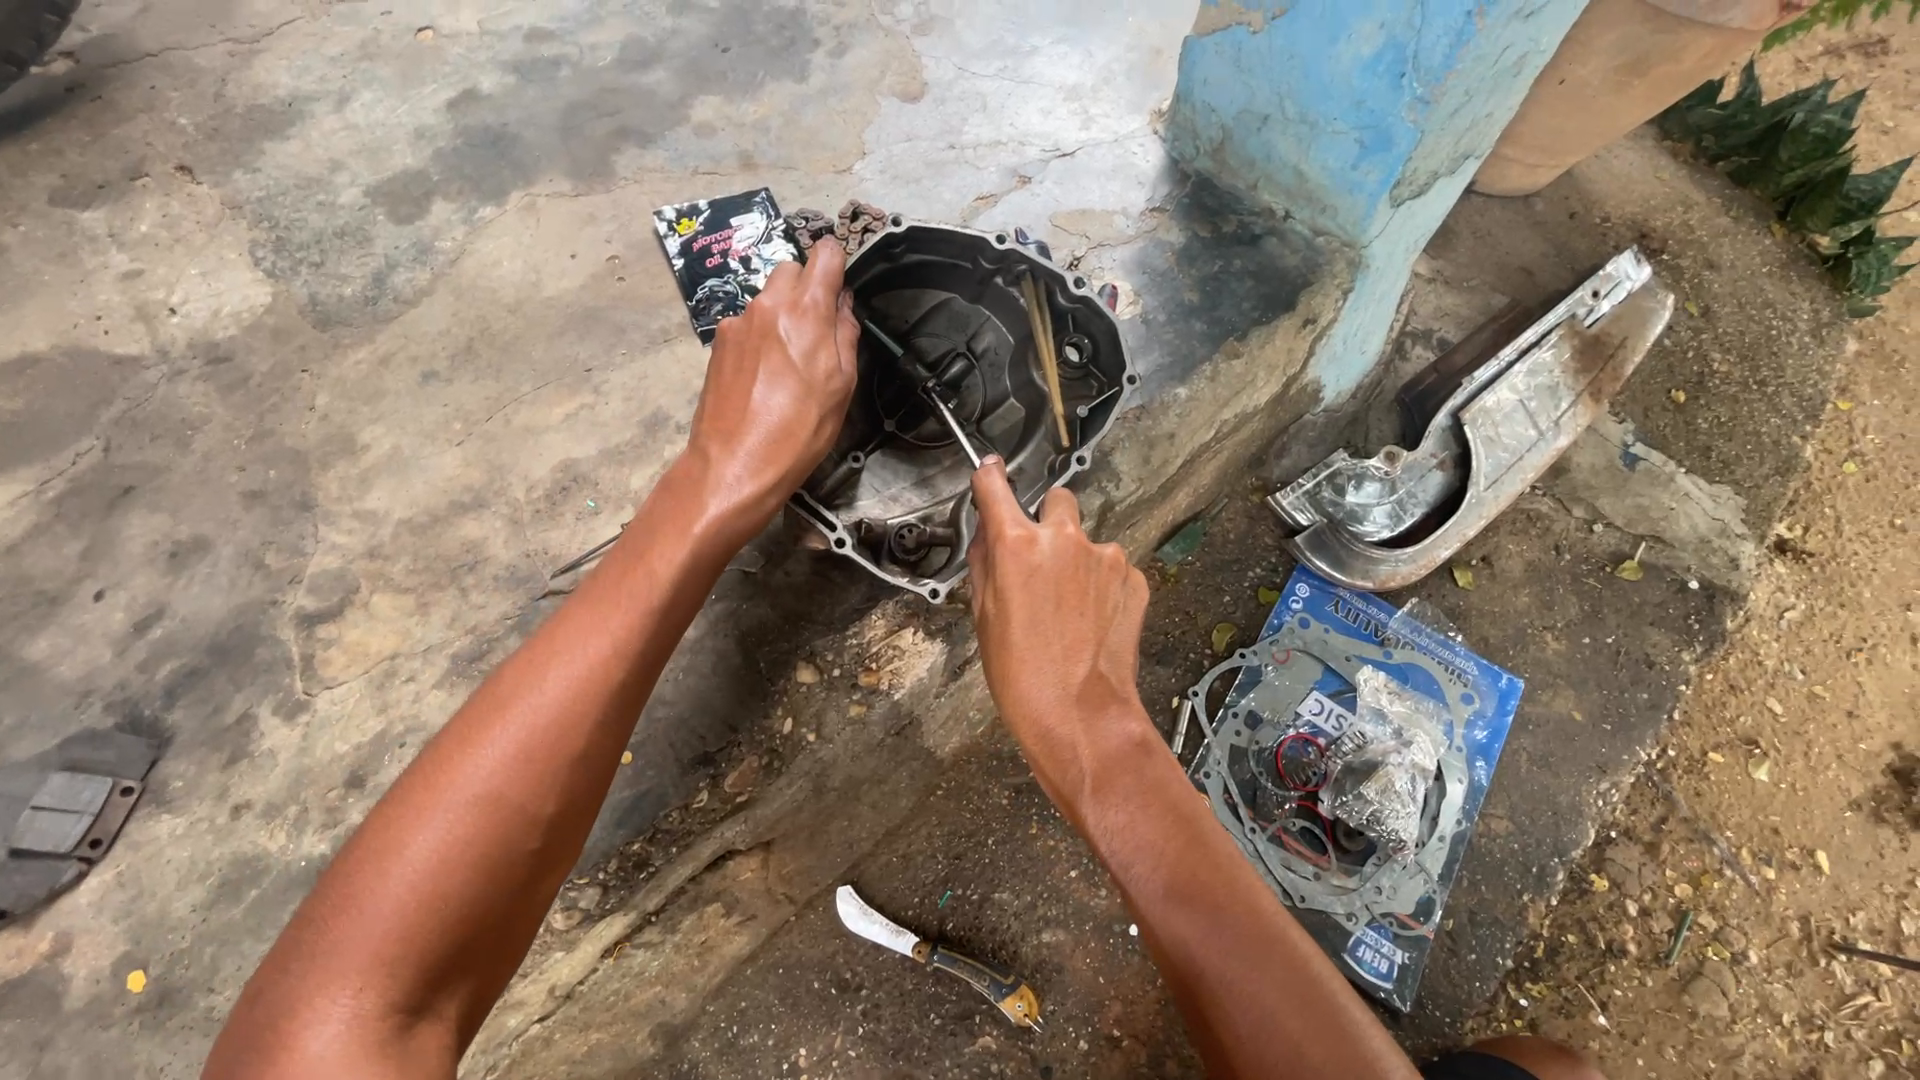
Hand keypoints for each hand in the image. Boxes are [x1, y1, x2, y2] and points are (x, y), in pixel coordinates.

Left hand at [679, 242, 859, 533]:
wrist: (735, 464)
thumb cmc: (798, 431)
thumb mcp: (842, 387)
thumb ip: (846, 336)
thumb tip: (843, 305)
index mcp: (805, 312)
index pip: (824, 254)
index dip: (836, 262)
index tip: (841, 284)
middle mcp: (768, 306)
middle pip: (791, 270)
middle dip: (807, 289)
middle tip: (818, 330)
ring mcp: (737, 323)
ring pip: (767, 298)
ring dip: (782, 315)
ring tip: (790, 362)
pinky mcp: (718, 344)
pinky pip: (747, 325)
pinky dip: (760, 337)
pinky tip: (764, 376)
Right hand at [967, 458, 1151, 803]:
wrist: (1079, 714)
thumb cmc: (1020, 673)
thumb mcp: (982, 615)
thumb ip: (985, 561)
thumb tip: (989, 533)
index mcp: (1017, 545)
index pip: (996, 487)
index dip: (990, 477)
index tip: (991, 473)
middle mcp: (1064, 539)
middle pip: (1056, 500)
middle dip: (1048, 521)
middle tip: (1040, 560)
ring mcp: (1105, 557)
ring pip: (1087, 540)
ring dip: (1078, 559)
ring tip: (1069, 608)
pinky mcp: (1133, 578)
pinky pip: (1112, 567)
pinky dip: (1102, 584)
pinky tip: (1091, 619)